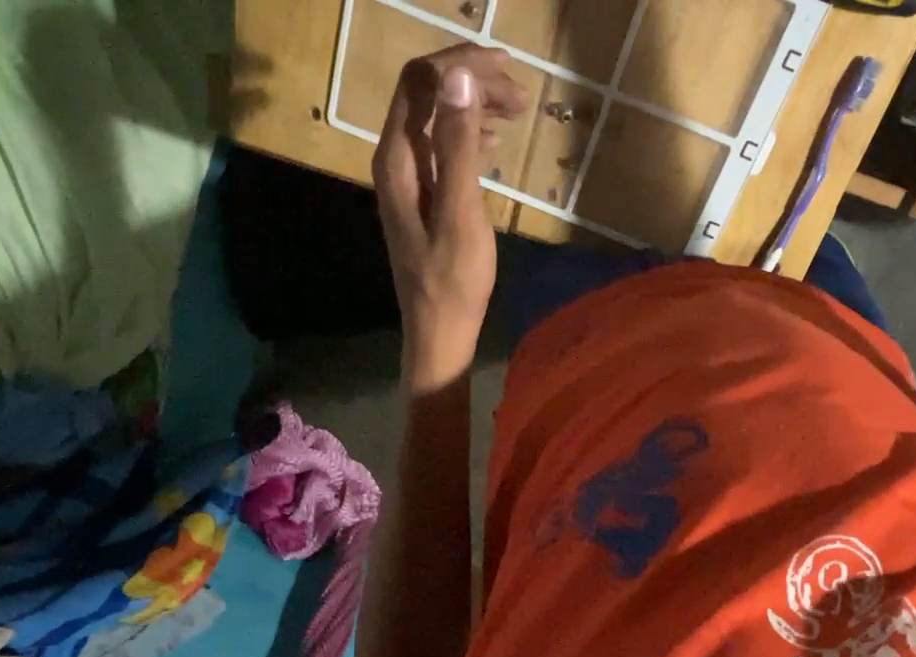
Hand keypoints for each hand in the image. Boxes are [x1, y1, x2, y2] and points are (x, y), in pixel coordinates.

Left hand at [372, 46, 529, 392]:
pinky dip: (469, 133)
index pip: (419, 82)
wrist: (439, 332)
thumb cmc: (453, 282)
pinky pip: (442, 146)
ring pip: (436, 118)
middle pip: (426, 93)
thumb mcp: (461, 213)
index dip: (459, 64)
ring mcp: (407, 179)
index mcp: (397, 160)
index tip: (507, 71)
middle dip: (471, 80)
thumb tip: (459, 78)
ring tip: (517, 111)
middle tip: (521, 95)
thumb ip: (458, 146)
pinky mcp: (422, 196)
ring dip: (473, 105)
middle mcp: (395, 161)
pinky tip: (494, 142)